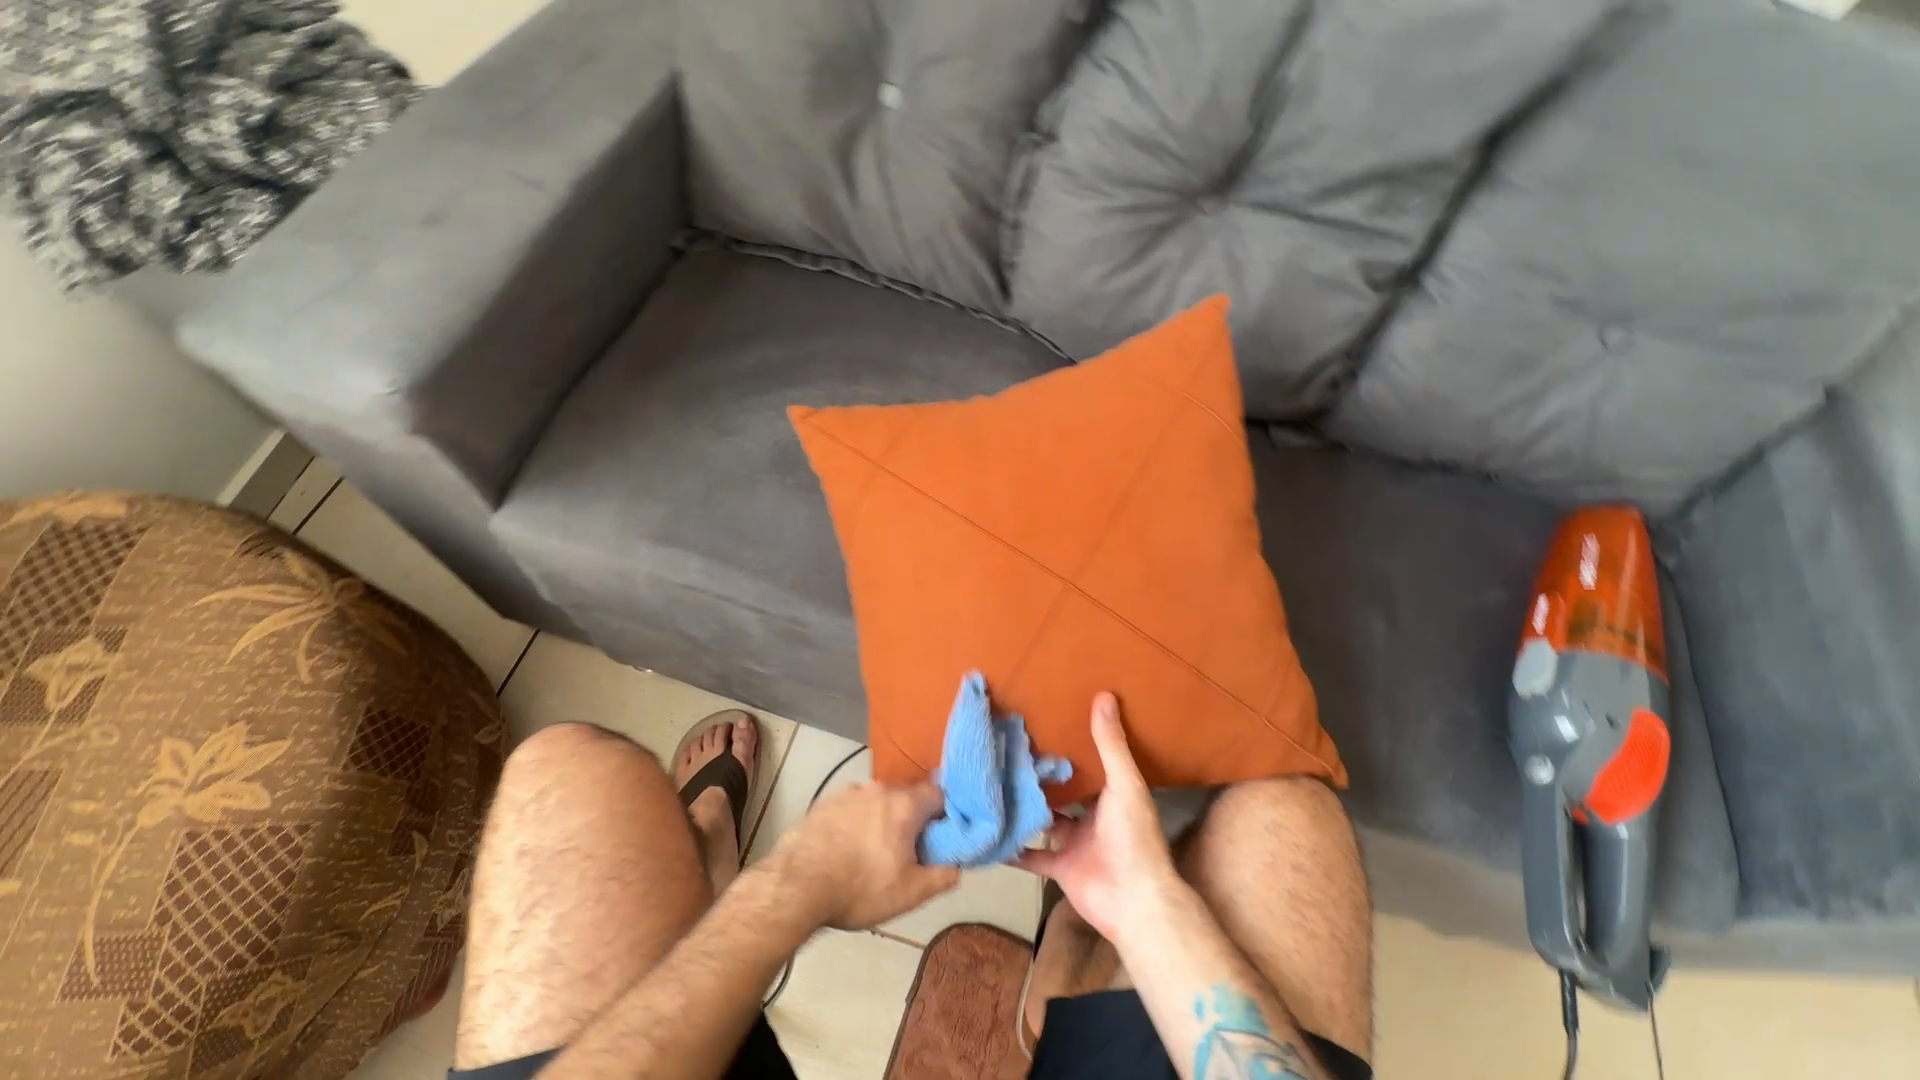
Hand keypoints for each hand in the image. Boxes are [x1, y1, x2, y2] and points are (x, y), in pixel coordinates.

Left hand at [771, 781, 960, 929]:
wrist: (795, 887)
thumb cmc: (860, 888)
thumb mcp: (910, 894)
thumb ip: (942, 877)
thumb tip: (957, 867)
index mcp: (904, 805)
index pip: (937, 794)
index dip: (944, 814)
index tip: (940, 836)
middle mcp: (876, 789)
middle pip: (905, 796)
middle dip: (911, 818)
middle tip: (908, 849)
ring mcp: (845, 794)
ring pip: (874, 802)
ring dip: (879, 820)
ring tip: (872, 852)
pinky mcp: (820, 805)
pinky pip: (848, 810)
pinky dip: (853, 824)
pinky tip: (844, 851)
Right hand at [1017, 693, 1181, 941]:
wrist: (1134, 901)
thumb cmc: (1134, 837)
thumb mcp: (1124, 783)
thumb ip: (1110, 744)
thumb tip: (1103, 694)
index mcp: (1112, 794)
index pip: (1089, 764)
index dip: (1070, 747)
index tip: (1045, 723)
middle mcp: (1093, 817)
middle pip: (1064, 792)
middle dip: (1042, 776)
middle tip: (1009, 749)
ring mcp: (1075, 844)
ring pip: (1045, 821)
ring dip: (1025, 807)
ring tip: (994, 782)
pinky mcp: (1059, 868)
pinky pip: (1031, 856)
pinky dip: (1013, 848)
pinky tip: (990, 831)